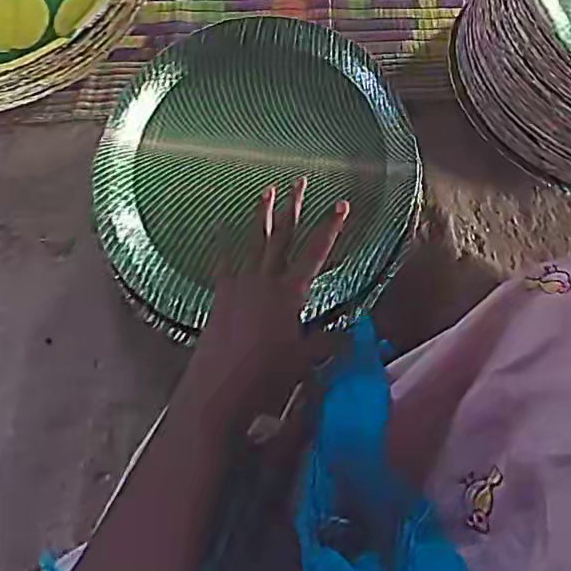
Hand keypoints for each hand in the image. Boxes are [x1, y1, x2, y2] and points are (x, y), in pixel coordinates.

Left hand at [181, 177, 349, 420]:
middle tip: (300, 180)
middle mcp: (266, 280)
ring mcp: (241, 283)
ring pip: (256, 241)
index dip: (331, 227)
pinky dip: (223, 242)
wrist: (219, 389)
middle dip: (294, 207)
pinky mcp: (221, 293)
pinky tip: (218, 226)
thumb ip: (327, 342)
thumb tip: (352, 332)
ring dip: (263, 215)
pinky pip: (224, 261)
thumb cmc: (266, 377)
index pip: (317, 252)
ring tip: (267, 190)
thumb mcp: (303, 360)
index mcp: (291, 293)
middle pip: (284, 236)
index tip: (342, 204)